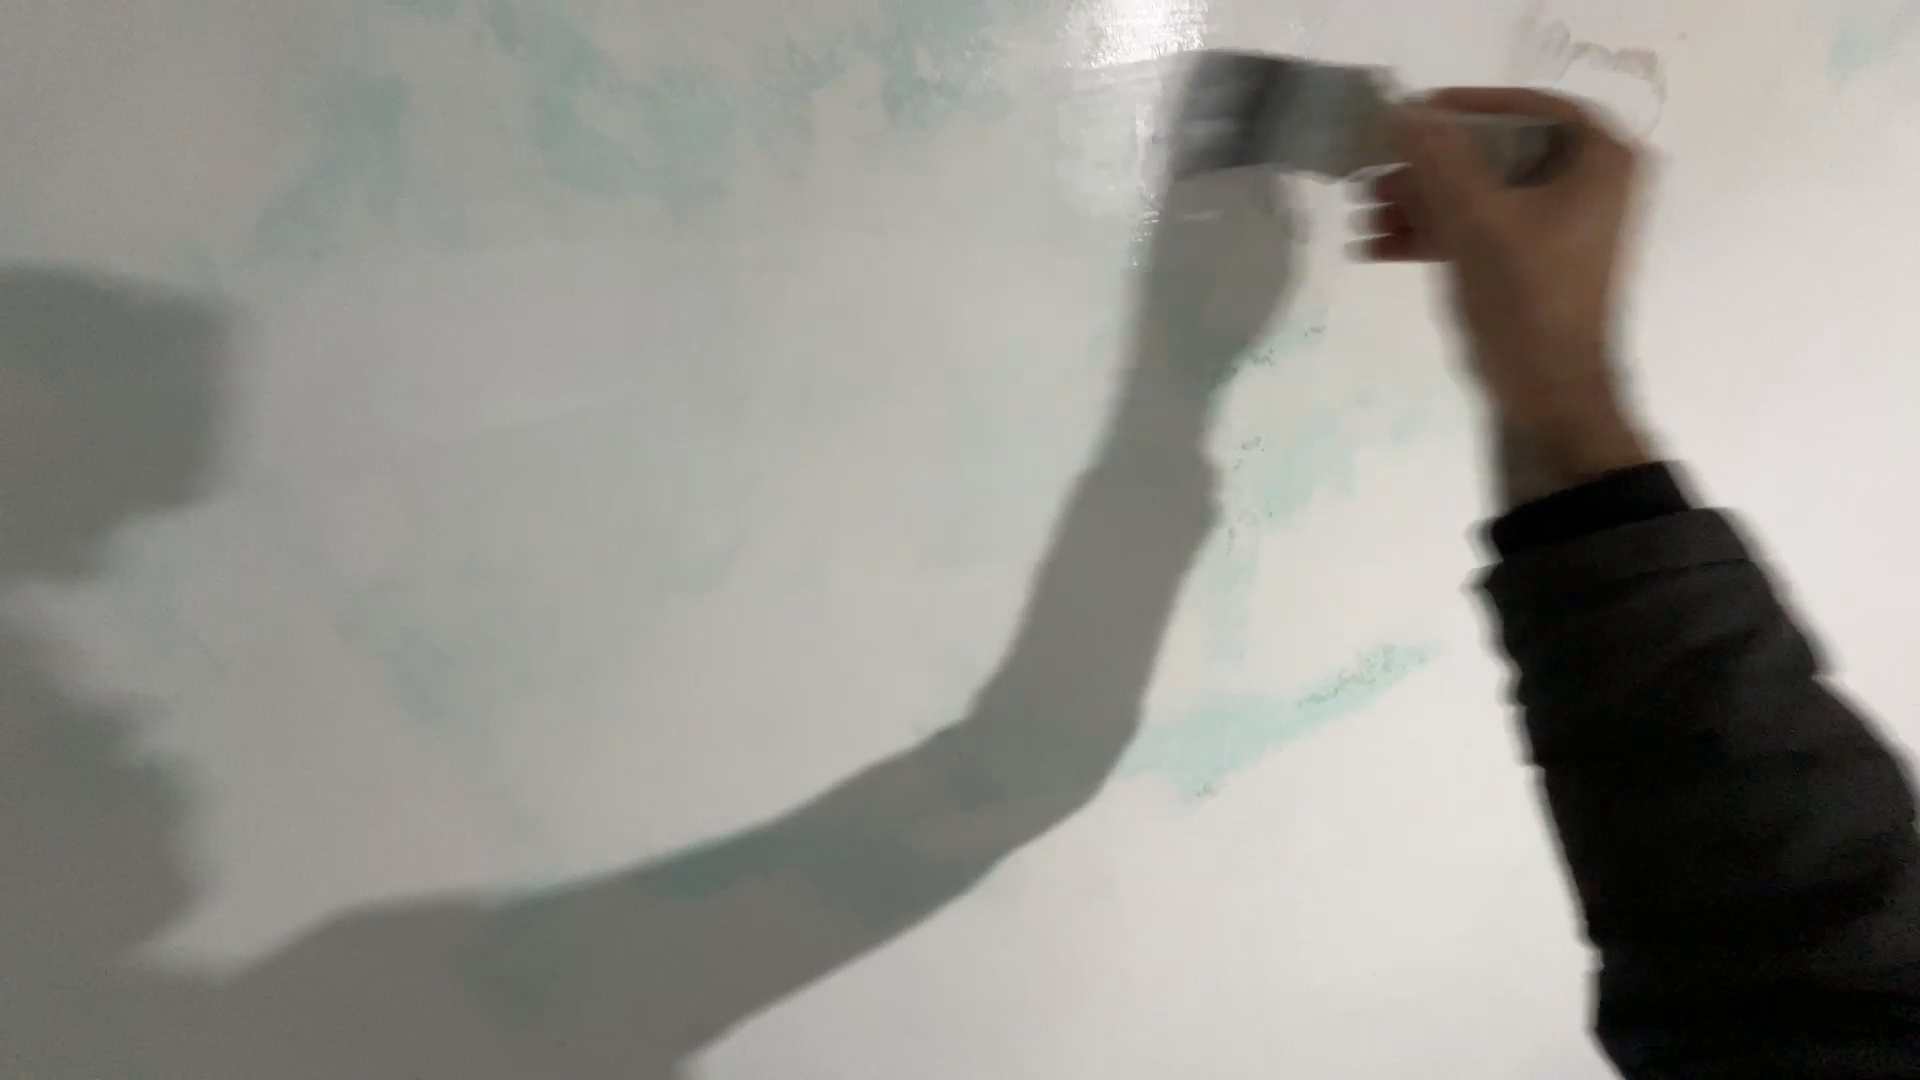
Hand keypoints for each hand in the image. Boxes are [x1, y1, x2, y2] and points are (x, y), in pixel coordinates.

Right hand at [1356, 88, 1652, 491]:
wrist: (1546, 390)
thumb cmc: (1524, 299)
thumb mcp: (1477, 223)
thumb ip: (1438, 163)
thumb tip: (1401, 112)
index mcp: (1597, 160)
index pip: (1526, 109)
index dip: (1463, 109)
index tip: (1407, 119)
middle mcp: (1584, 186)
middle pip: (1492, 157)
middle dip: (1426, 171)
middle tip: (1371, 180)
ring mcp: (1554, 229)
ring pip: (1476, 200)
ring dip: (1418, 208)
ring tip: (1363, 220)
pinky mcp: (1526, 266)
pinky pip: (1474, 235)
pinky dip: (1430, 238)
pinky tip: (1378, 248)